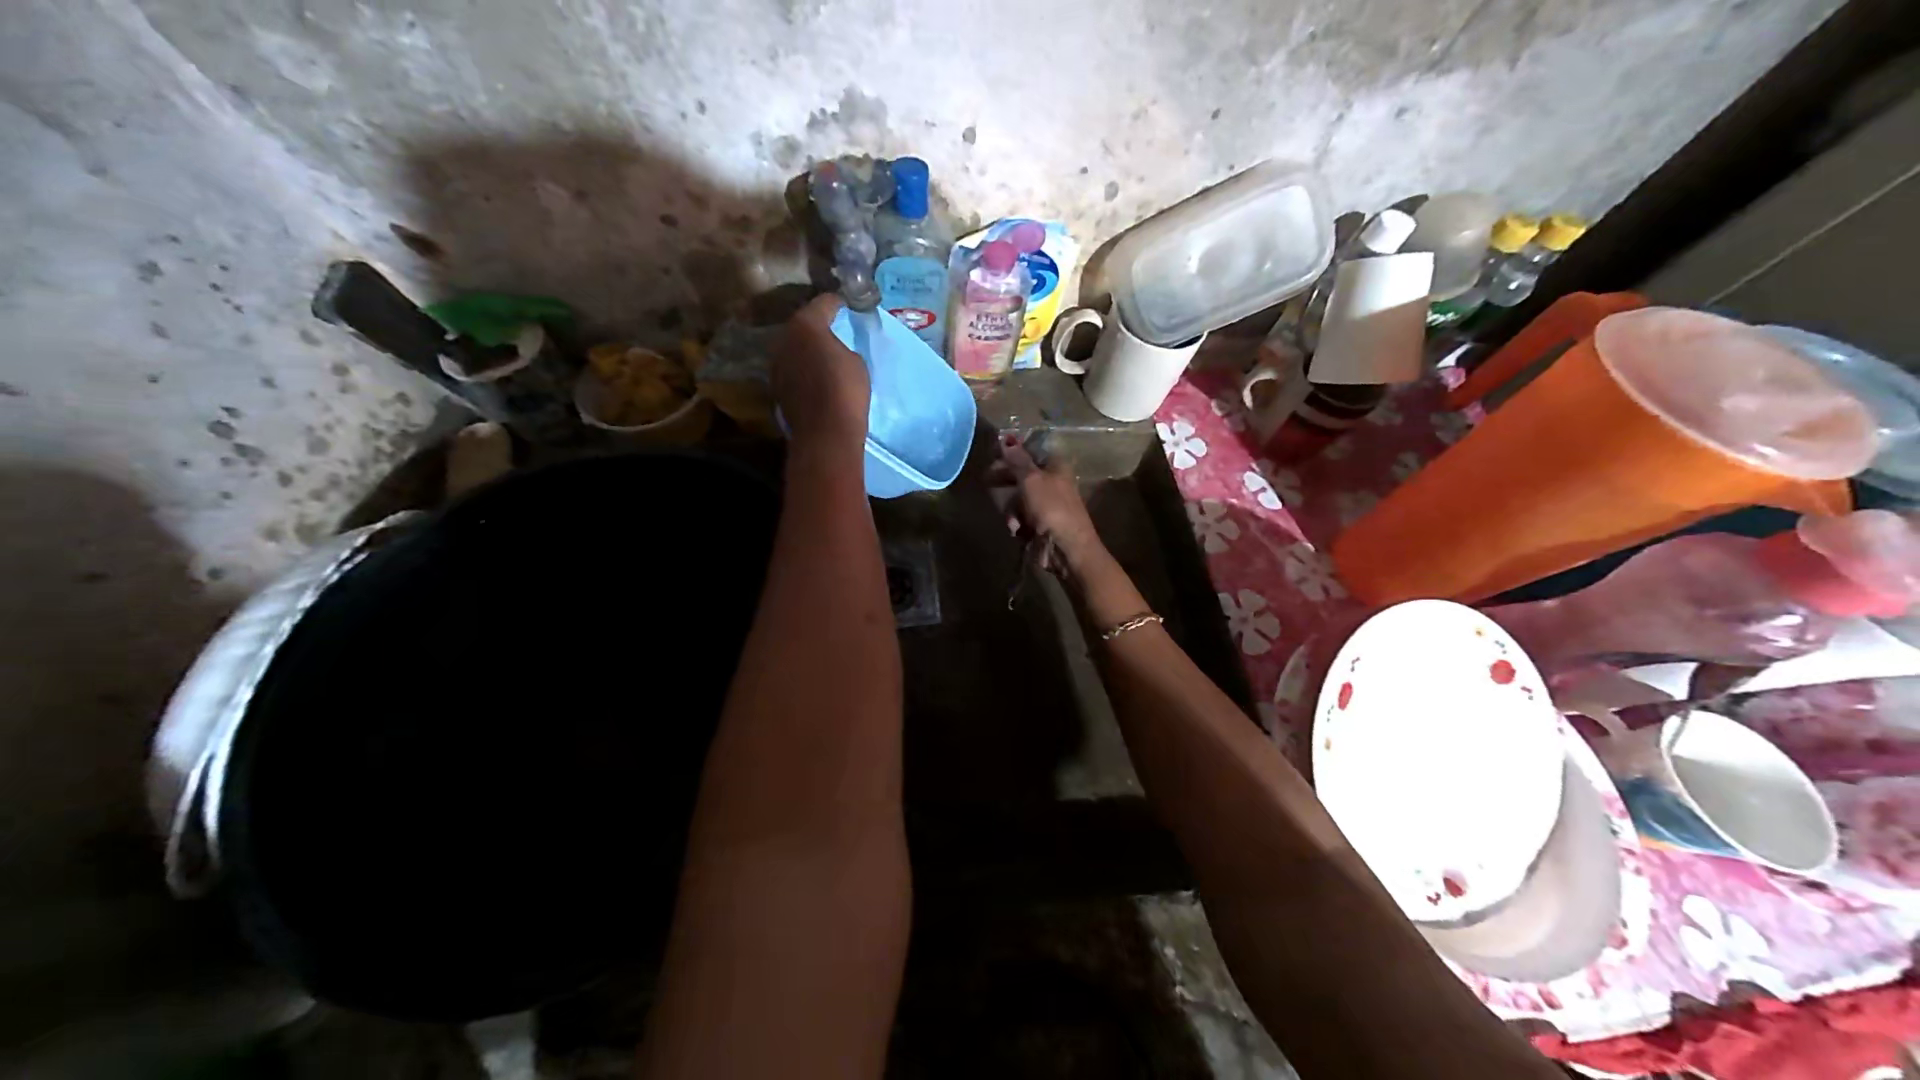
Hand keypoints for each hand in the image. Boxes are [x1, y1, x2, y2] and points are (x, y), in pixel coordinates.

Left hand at [772, 294, 868, 454]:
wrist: (825, 433)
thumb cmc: (845, 391)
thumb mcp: (855, 361)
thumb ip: (842, 345)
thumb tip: (834, 348)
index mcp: (805, 325)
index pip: (824, 303)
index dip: (840, 303)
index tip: (851, 306)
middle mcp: (784, 339)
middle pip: (804, 324)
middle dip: (820, 325)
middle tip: (838, 328)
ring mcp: (776, 363)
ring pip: (795, 347)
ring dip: (809, 347)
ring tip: (827, 353)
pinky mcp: (776, 386)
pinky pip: (793, 368)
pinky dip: (804, 367)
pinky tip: (817, 375)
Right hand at [991, 435, 1106, 568]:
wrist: (1066, 547)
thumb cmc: (1051, 507)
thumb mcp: (1031, 479)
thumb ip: (1017, 459)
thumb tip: (1005, 438)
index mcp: (1055, 466)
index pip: (1030, 451)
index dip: (1011, 452)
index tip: (993, 456)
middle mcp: (1051, 482)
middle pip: (1021, 475)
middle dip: (1005, 482)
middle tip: (988, 481)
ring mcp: (1046, 504)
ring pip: (1018, 498)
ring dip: (1011, 510)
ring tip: (1014, 521)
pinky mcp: (1040, 524)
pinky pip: (1020, 517)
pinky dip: (1017, 523)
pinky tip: (1018, 531)